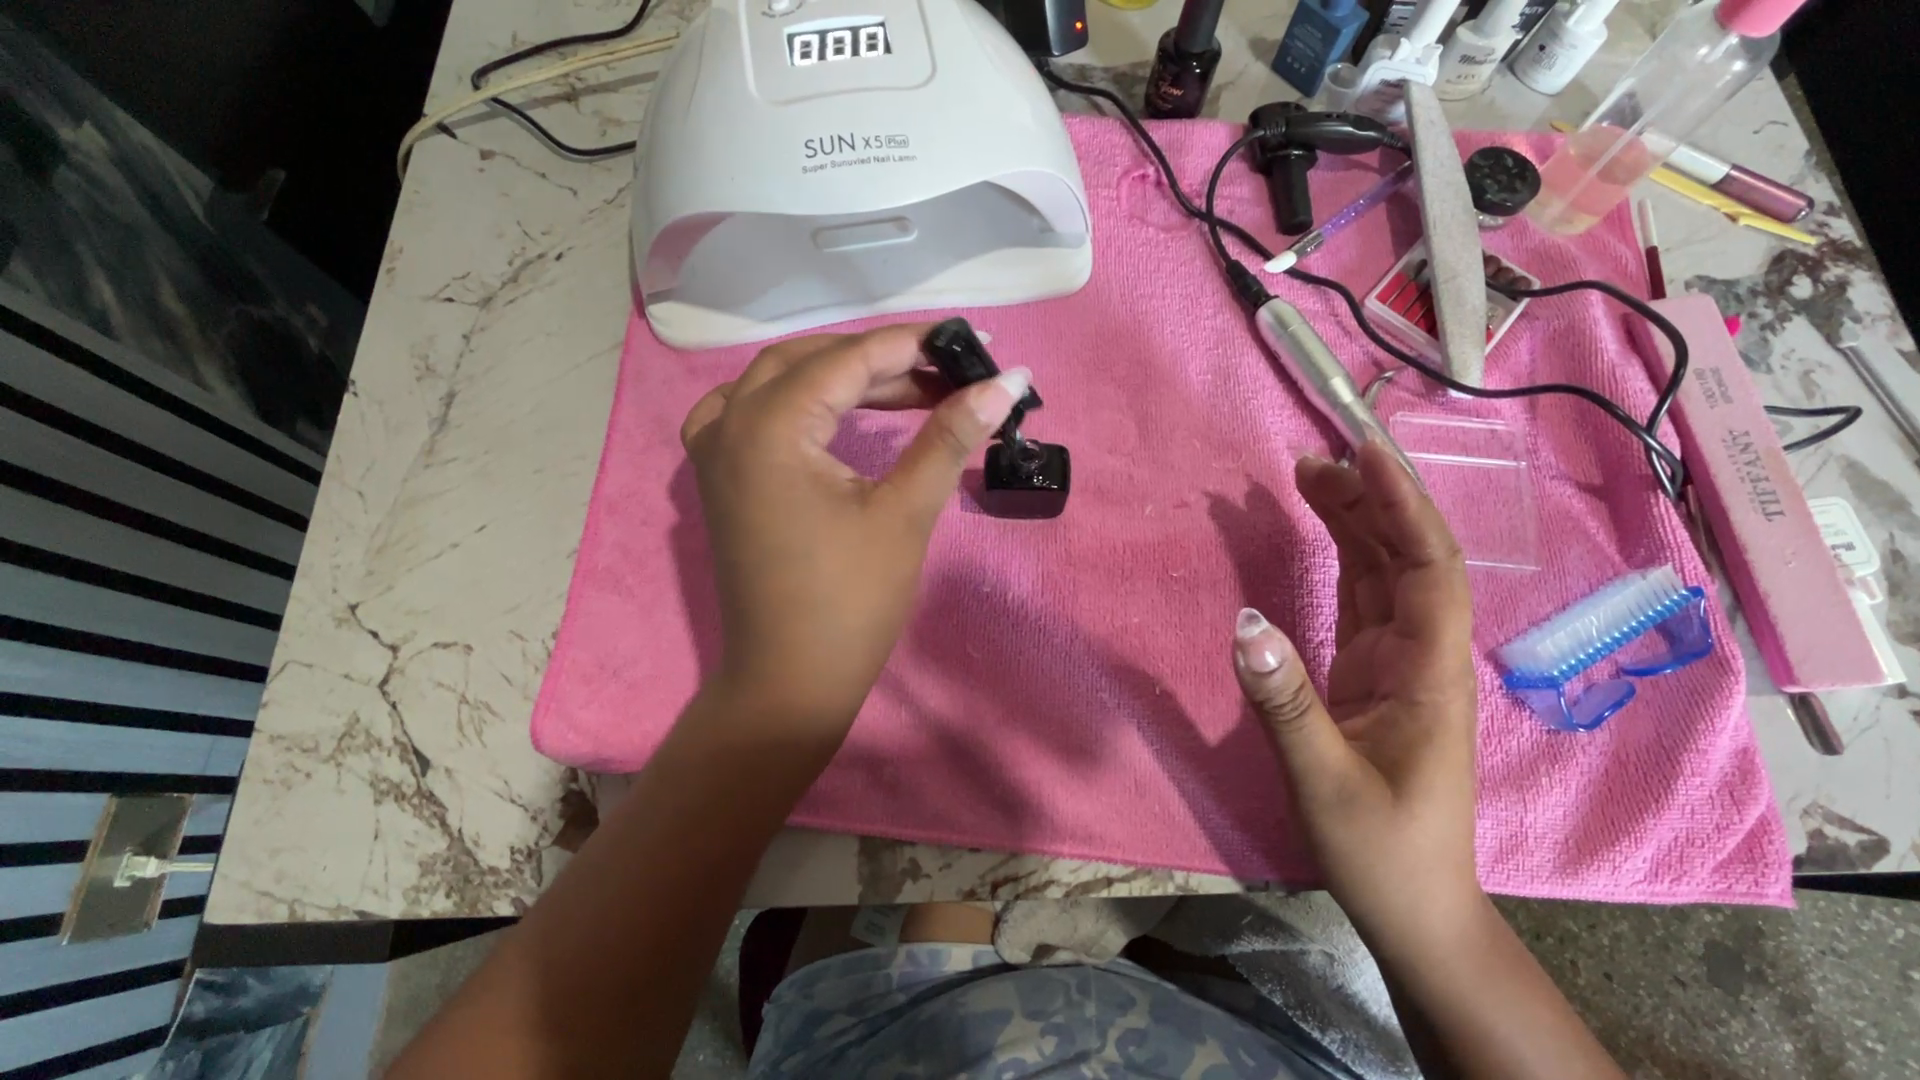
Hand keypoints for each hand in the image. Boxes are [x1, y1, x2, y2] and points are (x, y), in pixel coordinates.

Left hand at [680, 324, 1029, 737]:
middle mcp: (730, 424)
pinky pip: (747, 413)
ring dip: (838, 377)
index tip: (971, 344)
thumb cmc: (851, 601)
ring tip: (905, 392)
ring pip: (777, 382)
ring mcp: (715, 452)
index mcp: (771, 426)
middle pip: (810, 361)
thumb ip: (950, 435)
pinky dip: (791, 401)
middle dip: (880, 360)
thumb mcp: (906, 511)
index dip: (913, 346)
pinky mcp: (719, 480)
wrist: (789, 680)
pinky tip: (824, 414)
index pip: (848, 359)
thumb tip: (1008, 381)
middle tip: (945, 375)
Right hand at [1234, 442, 1480, 939]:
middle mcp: (1421, 655)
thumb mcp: (1325, 782)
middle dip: (1369, 502)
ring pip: (1382, 575)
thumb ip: (1286, 702)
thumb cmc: (1383, 850)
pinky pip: (1360, 602)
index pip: (1428, 569)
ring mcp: (1397, 664)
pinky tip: (1322, 536)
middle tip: (1312, 460)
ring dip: (1354, 524)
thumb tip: (1243, 622)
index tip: (1365, 452)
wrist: (1415, 907)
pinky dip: (1341, 561)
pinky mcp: (1372, 677)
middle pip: (1405, 559)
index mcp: (1429, 672)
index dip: (1402, 506)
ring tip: (1309, 478)